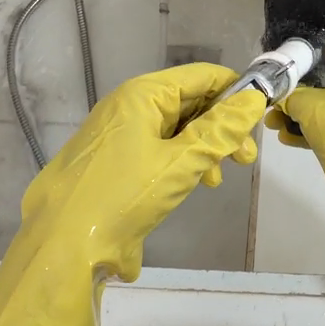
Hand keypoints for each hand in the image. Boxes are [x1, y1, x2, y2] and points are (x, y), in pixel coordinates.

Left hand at [0, 63, 264, 325]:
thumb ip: (221, 130)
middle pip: (190, 101)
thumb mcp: (182, 162)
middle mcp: (129, 106)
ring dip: (205, 148)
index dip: (235, 91)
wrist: (62, 250)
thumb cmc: (124, 196)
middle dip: (222, 126)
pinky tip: (194, 185)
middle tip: (246, 159)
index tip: (262, 117)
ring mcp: (118, 134)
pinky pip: (158, 149)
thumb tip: (255, 99)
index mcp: (143, 95)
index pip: (201, 75)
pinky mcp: (113, 162)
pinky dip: (182, 162)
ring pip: (176, 129)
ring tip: (218, 178)